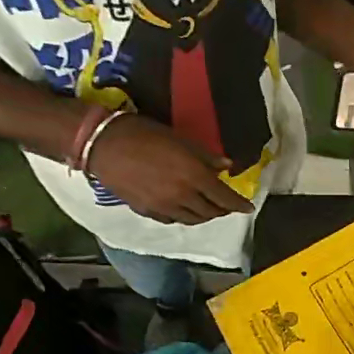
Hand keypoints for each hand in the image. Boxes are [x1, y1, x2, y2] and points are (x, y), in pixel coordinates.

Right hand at [85, 114, 253, 224]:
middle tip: (228, 204)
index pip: (224, 197)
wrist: (104, 145)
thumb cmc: (145, 133)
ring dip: (205, 216)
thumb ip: (205, 155)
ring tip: (209, 208)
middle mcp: (182, 197)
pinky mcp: (146, 211)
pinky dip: (184, 217)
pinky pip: (172, 220)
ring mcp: (163, 207)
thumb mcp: (181, 139)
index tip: (249, 208)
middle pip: (210, 212)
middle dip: (223, 210)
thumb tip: (226, 165)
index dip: (238, 204)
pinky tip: (184, 210)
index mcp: (194, 176)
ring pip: (192, 220)